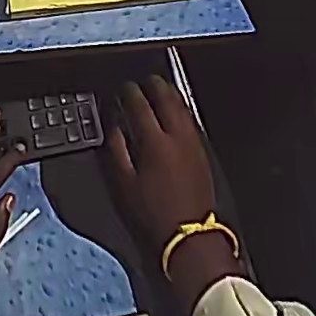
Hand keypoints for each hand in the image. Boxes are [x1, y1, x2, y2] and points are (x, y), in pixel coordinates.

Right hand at [104, 76, 237, 308]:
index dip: (128, 92)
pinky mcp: (202, 152)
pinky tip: (175, 109)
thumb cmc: (154, 212)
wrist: (189, 235)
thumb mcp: (124, 182)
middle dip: (153, 84)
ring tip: (159, 87)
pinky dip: (180, 108)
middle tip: (143, 80)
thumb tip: (113, 126)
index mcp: (154, 142)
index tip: (122, 89)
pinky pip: (191, 119)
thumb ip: (116, 148)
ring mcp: (192, 143)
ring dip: (169, 93)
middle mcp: (176, 137)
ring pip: (182, 106)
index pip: (139, 104)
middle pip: (166, 98)